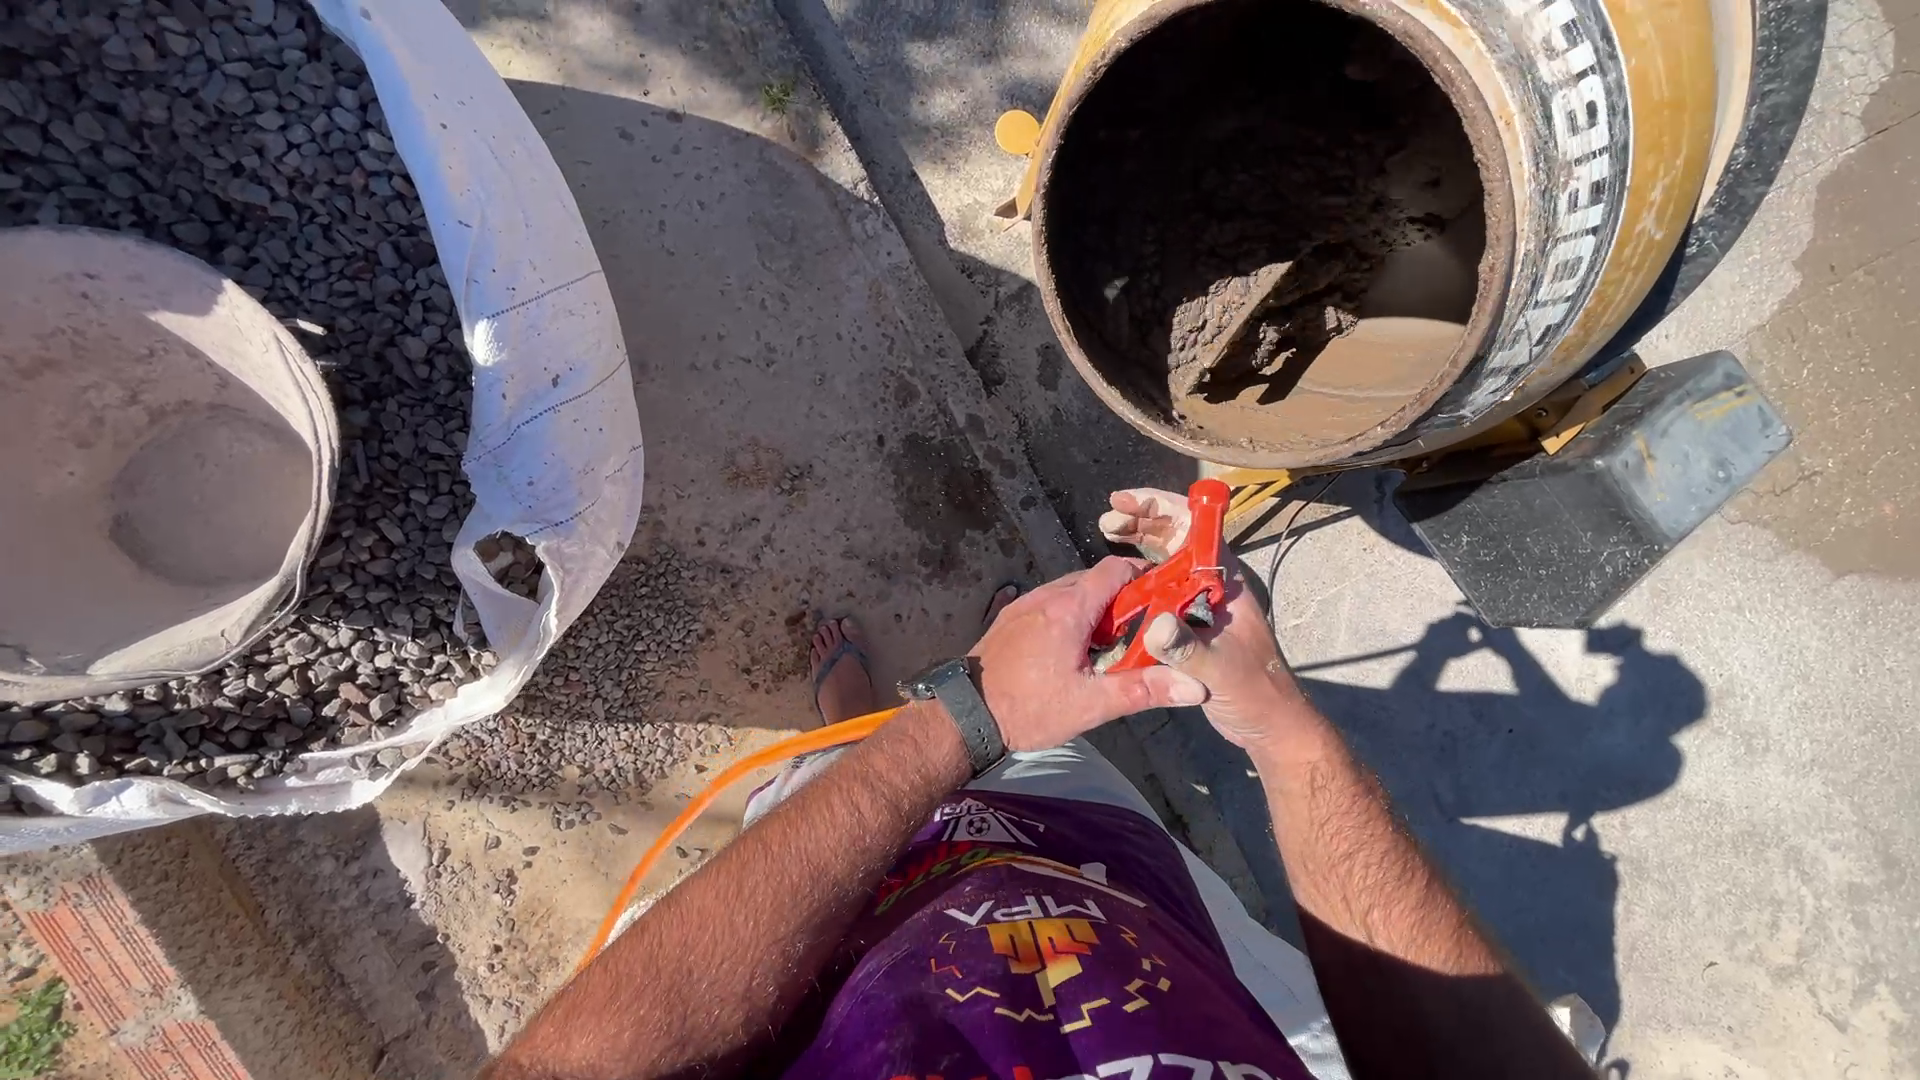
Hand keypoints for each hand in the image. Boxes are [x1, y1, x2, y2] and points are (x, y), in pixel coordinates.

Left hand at [969, 557, 1207, 751]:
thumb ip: (1142, 690)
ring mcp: (1023, 604)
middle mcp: (1045, 596)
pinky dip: (1069, 614)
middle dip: (1122, 598)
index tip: (1164, 597)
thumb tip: (1195, 687)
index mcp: (1068, 609)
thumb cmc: (1028, 709)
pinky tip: (1072, 647)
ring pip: (1070, 590)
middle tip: (1141, 630)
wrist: (964, 714)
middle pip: (1094, 579)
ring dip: (1094, 608)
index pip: (1115, 570)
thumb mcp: (1090, 705)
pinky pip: (1049, 602)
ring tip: (1108, 644)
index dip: (1144, 577)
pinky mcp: (1008, 617)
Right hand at [1099, 487, 1324, 753]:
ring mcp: (1200, 601)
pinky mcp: (1188, 620)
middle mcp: (1212, 583)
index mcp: (1226, 581)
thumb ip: (1188, 647)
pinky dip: (1137, 572)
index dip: (1163, 507)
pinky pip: (1160, 584)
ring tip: (1108, 530)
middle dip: (1144, 519)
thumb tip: (1156, 624)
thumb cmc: (1255, 692)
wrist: (1269, 724)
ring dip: (1139, 539)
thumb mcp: (1220, 670)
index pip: (1197, 527)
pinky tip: (1115, 575)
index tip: (1128, 501)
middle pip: (1178, 535)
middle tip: (1108, 518)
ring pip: (1168, 556)